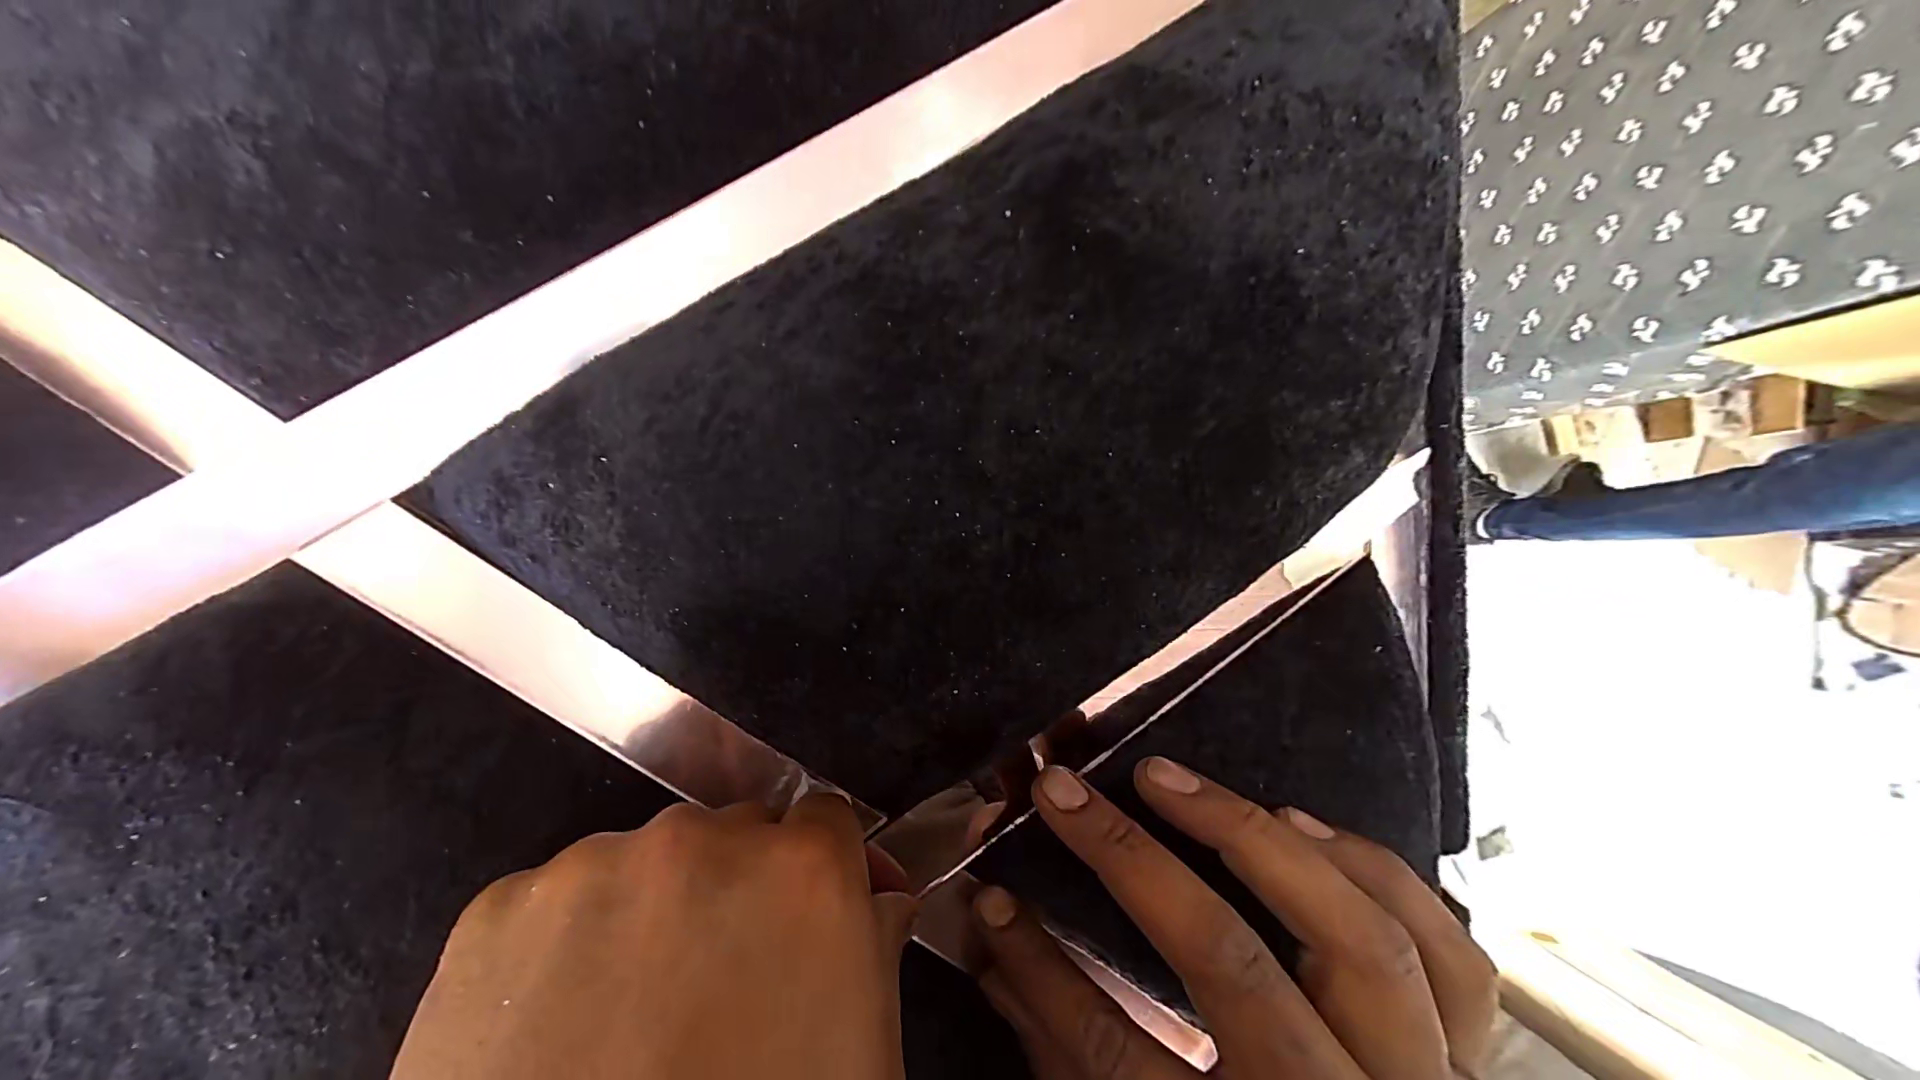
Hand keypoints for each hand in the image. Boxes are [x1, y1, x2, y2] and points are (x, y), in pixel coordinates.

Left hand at [391, 794, 917, 1079]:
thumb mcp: (857, 1056)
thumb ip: (874, 949)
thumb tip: (876, 898)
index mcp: (802, 867)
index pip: (825, 818)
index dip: (824, 865)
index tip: (813, 914)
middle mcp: (702, 838)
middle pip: (736, 831)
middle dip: (743, 885)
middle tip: (722, 975)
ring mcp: (595, 866)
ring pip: (648, 860)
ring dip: (658, 908)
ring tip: (633, 1011)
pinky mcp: (499, 909)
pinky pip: (561, 901)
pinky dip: (571, 943)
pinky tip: (559, 1026)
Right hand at [972, 760, 1495, 1078]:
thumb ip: (1066, 1047)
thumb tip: (995, 936)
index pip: (1114, 1054)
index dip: (1040, 969)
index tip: (989, 897)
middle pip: (1235, 969)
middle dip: (1138, 864)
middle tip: (1072, 793)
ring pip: (1358, 940)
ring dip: (1253, 839)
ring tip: (1177, 784)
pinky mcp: (1474, 1059)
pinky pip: (1448, 950)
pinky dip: (1375, 870)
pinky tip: (1304, 823)